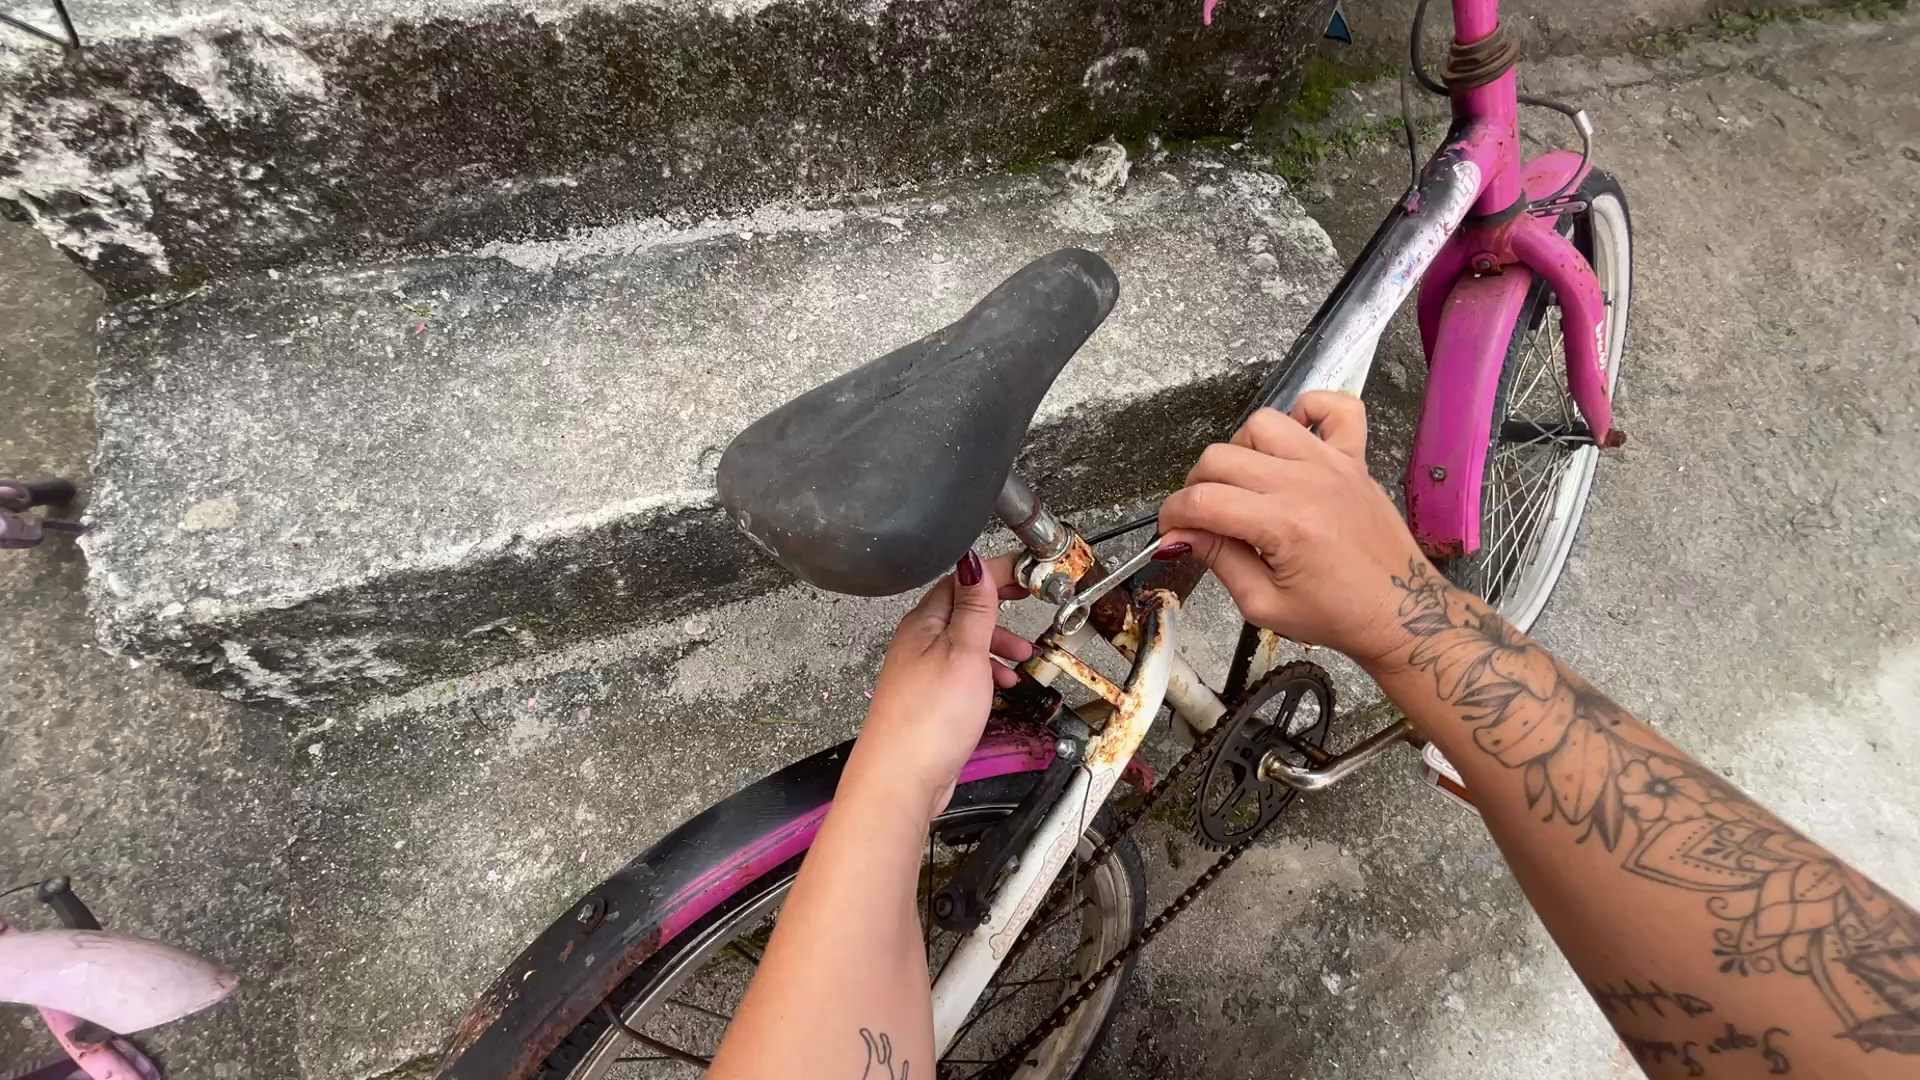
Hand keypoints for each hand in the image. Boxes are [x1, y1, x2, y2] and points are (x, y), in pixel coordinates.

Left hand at [845, 551, 1035, 817]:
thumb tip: (974, 564)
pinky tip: (1001, 684)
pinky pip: (962, 670)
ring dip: (996, 641)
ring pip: (965, 641)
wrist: (901, 780)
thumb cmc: (929, 718)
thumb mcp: (963, 652)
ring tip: (1023, 653)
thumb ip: (974, 608)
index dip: (995, 571)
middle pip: (962, 608)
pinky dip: (986, 670)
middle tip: (1029, 597)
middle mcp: (918, 641)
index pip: (961, 581)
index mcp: (923, 622)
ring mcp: (922, 670)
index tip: (1026, 571)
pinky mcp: (930, 698)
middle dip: (998, 604)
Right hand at [1157, 391, 1429, 671]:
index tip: (1171, 535)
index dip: (1173, 517)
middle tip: (1202, 518)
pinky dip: (1306, 411)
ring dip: (1238, 451)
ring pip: (1262, 424)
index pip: (1203, 500)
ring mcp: (1333, 464)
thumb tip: (1178, 536)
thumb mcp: (1262, 603)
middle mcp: (1307, 483)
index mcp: (1284, 524)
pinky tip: (1290, 443)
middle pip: (1220, 457)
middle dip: (1195, 488)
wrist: (1402, 613)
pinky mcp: (1354, 459)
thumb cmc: (1336, 616)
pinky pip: (1334, 407)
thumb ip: (1217, 560)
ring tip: (1242, 484)